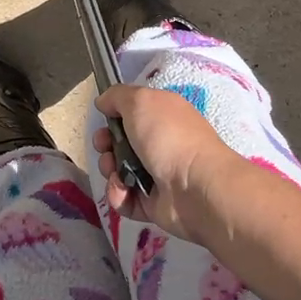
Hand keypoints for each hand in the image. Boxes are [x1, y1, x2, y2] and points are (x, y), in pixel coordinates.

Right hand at [93, 83, 238, 240]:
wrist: (196, 188)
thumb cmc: (168, 136)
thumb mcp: (139, 100)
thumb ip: (116, 96)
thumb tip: (103, 103)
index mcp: (162, 117)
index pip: (130, 114)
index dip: (113, 116)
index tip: (105, 119)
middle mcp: (160, 144)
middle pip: (118, 142)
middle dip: (105, 144)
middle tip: (105, 147)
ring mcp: (156, 175)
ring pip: (117, 169)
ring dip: (109, 169)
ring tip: (118, 173)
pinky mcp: (152, 203)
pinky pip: (123, 197)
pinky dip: (119, 194)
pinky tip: (125, 191)